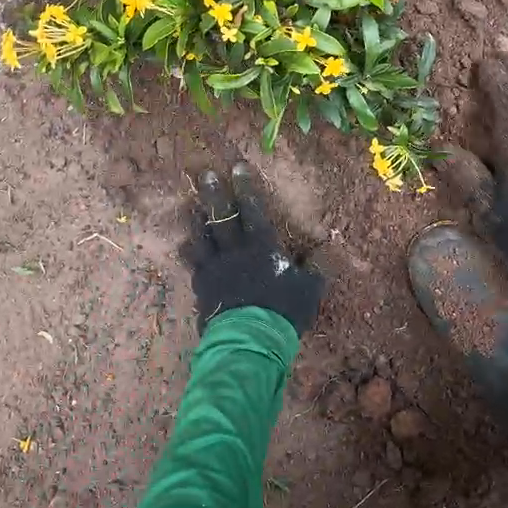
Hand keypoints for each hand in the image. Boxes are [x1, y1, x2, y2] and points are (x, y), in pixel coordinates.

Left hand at [183, 163, 325, 335]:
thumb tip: (324, 251)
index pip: (253, 209)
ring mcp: (215, 268)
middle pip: (221, 216)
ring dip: (196, 219)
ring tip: (190, 205)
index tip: (238, 167)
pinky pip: (193, 264)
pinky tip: (184, 246)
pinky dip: (189, 253)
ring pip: (202, 237)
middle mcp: (235, 251)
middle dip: (215, 194)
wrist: (250, 341)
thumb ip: (314, 268)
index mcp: (262, 246)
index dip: (246, 187)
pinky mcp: (202, 287)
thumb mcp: (309, 288)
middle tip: (206, 174)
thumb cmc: (284, 311)